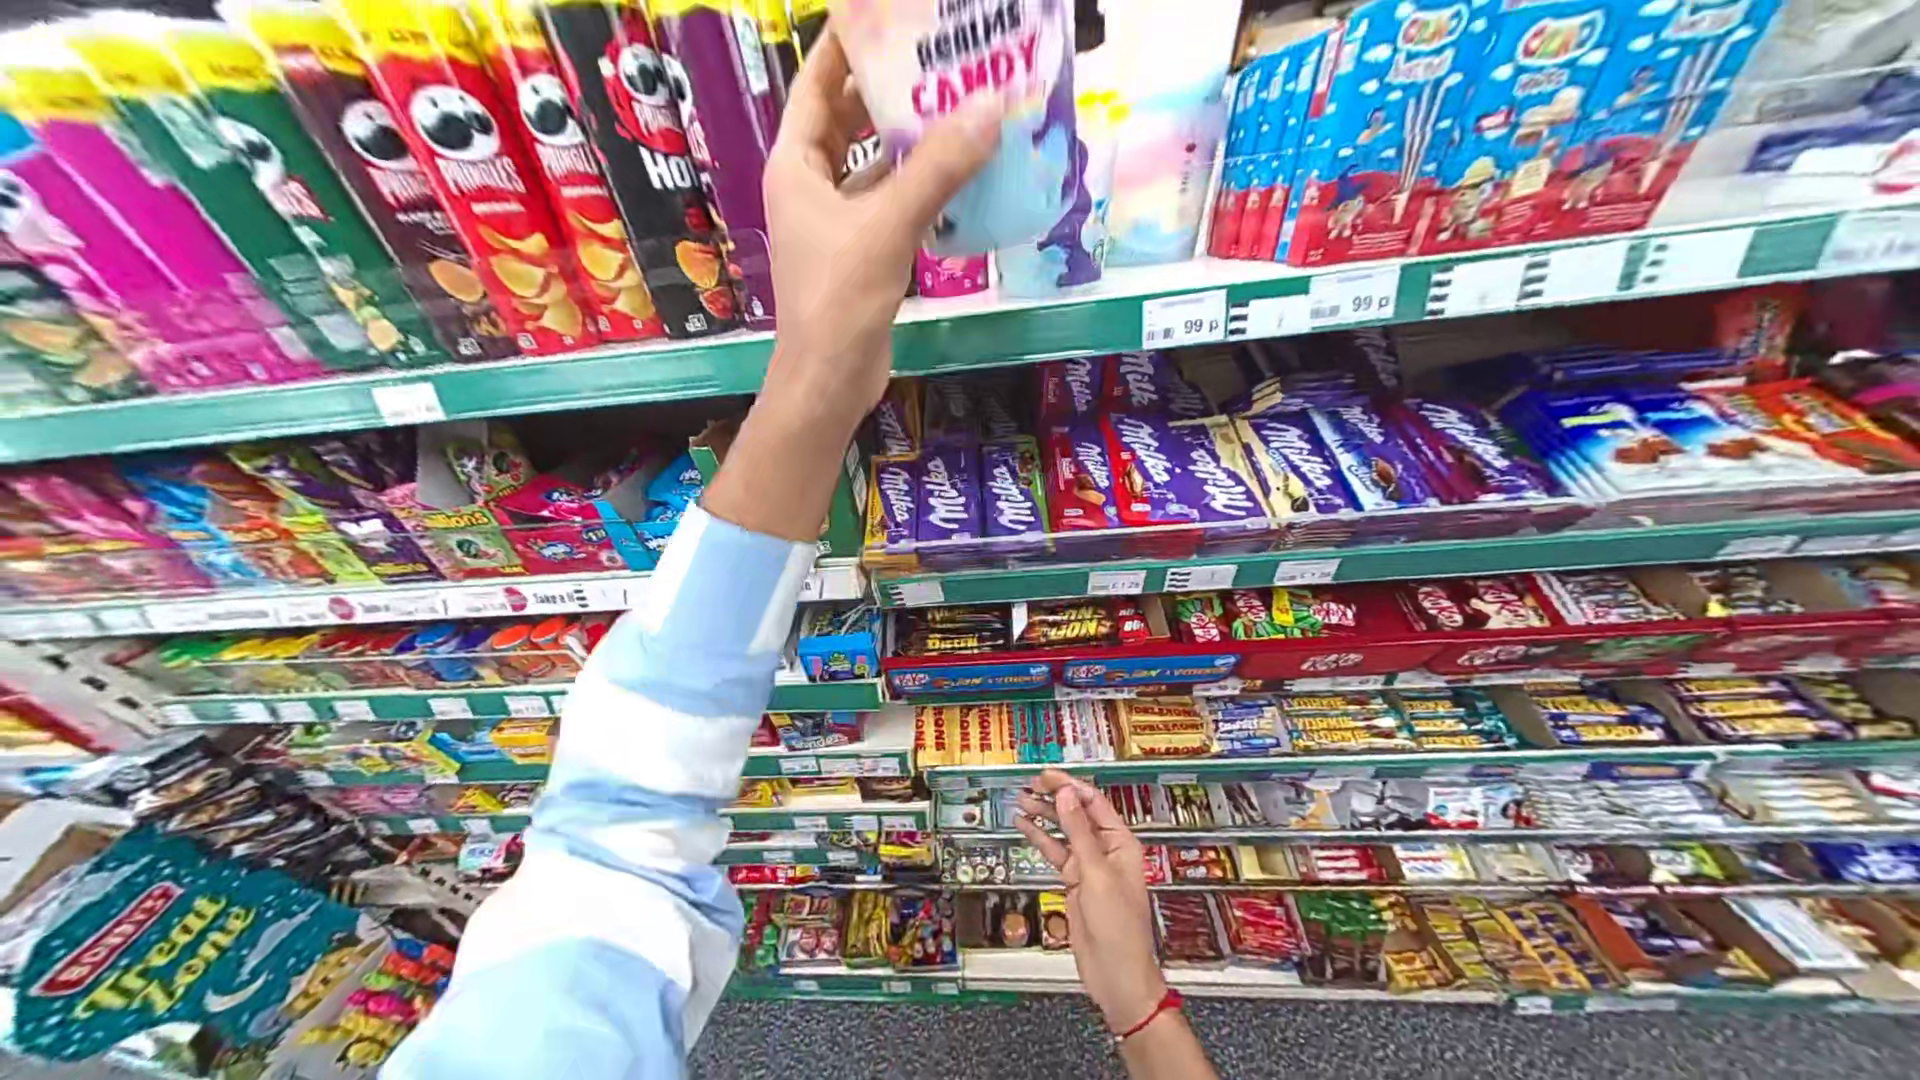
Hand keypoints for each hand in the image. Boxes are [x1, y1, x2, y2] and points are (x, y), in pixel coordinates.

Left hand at [704, 29, 998, 541]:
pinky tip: (959, 181)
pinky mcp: (862, 257)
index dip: (849, 46)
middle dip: (892, 94)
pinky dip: (921, 194)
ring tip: (962, 113)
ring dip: (913, 147)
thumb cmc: (841, 298)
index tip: (893, 19)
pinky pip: (893, 209)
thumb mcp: (888, 226)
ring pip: (875, 169)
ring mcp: (837, 225)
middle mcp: (811, 188)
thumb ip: (937, 170)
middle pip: (849, 122)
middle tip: (943, 63)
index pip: (818, 84)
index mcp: (796, 165)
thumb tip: (990, 108)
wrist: (830, 379)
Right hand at [1016, 769, 1168, 1032]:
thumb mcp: (1097, 874)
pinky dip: (1039, 837)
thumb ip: (1079, 833)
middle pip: (1076, 812)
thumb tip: (1067, 795)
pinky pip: (1055, 851)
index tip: (1047, 775)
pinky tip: (1024, 825)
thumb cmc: (1120, 928)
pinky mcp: (1074, 880)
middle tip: (1030, 784)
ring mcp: (1089, 864)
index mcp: (1121, 842)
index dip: (1069, 786)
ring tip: (1022, 799)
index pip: (1093, 802)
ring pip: (1063, 830)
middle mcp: (1105, 849)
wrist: (1116, 975)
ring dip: (1043, 814)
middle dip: (1054, 796)